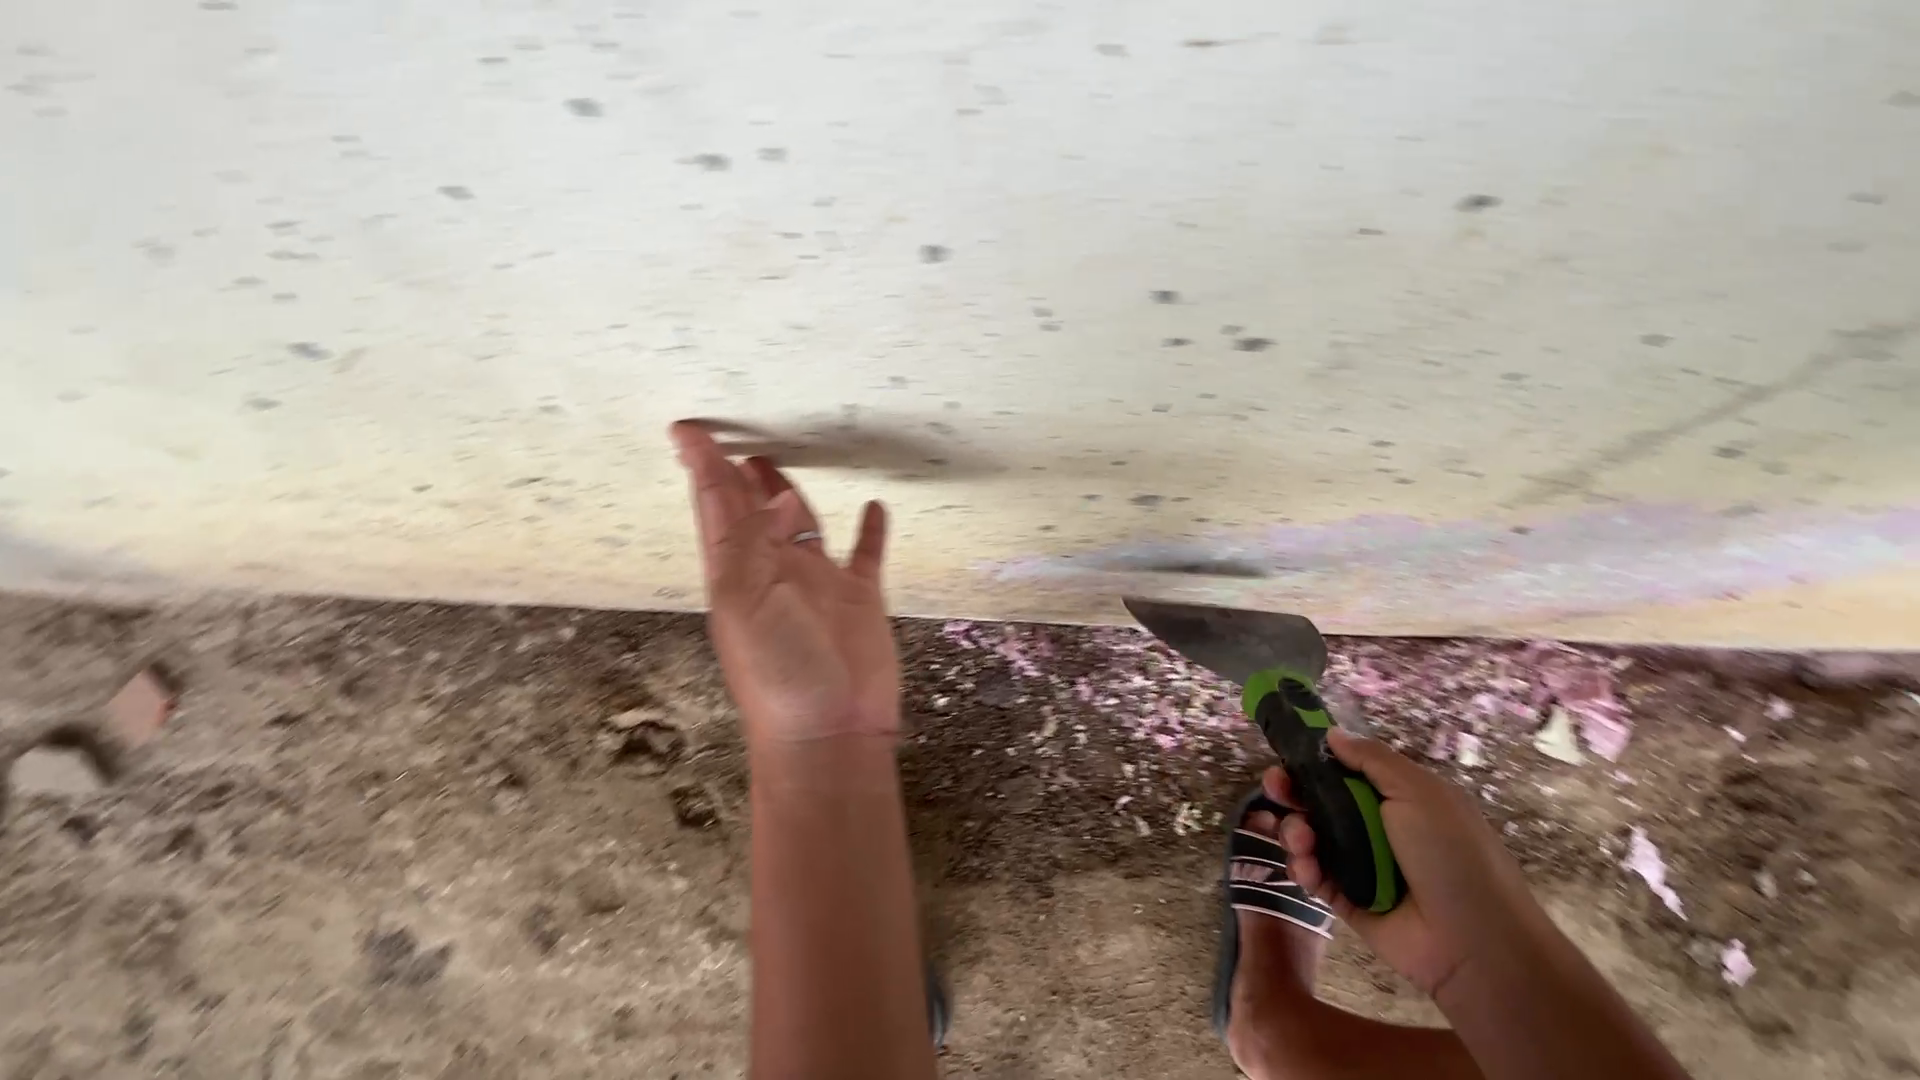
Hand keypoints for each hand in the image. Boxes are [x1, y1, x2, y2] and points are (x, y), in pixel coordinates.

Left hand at [670, 421, 900, 744]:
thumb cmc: (779, 669)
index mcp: (737, 572)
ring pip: (801, 525)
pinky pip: (864, 553)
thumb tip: (767, 493)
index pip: (716, 509)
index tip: (686, 431)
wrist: (830, 728)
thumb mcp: (747, 600)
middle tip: (727, 440)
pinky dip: (869, 530)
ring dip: (788, 495)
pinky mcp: (859, 597)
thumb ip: (751, 541)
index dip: (702, 469)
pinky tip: (873, 506)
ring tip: (775, 461)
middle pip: (752, 513)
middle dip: (736, 478)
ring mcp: (818, 584)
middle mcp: (774, 572)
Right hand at [1271, 729, 1549, 997]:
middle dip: (1291, 792)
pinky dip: (1302, 867)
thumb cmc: (1452, 855)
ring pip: (1309, 837)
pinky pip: (1312, 875)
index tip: (1288, 757)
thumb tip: (1332, 733)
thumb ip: (1372, 760)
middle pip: (1318, 801)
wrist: (1475, 943)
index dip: (1314, 762)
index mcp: (1397, 798)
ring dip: (1295, 831)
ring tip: (1301, 840)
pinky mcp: (1345, 899)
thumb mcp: (1419, 793)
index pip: (1345, 771)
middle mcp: (1375, 827)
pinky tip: (1306, 868)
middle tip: (1274, 789)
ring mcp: (1358, 864)